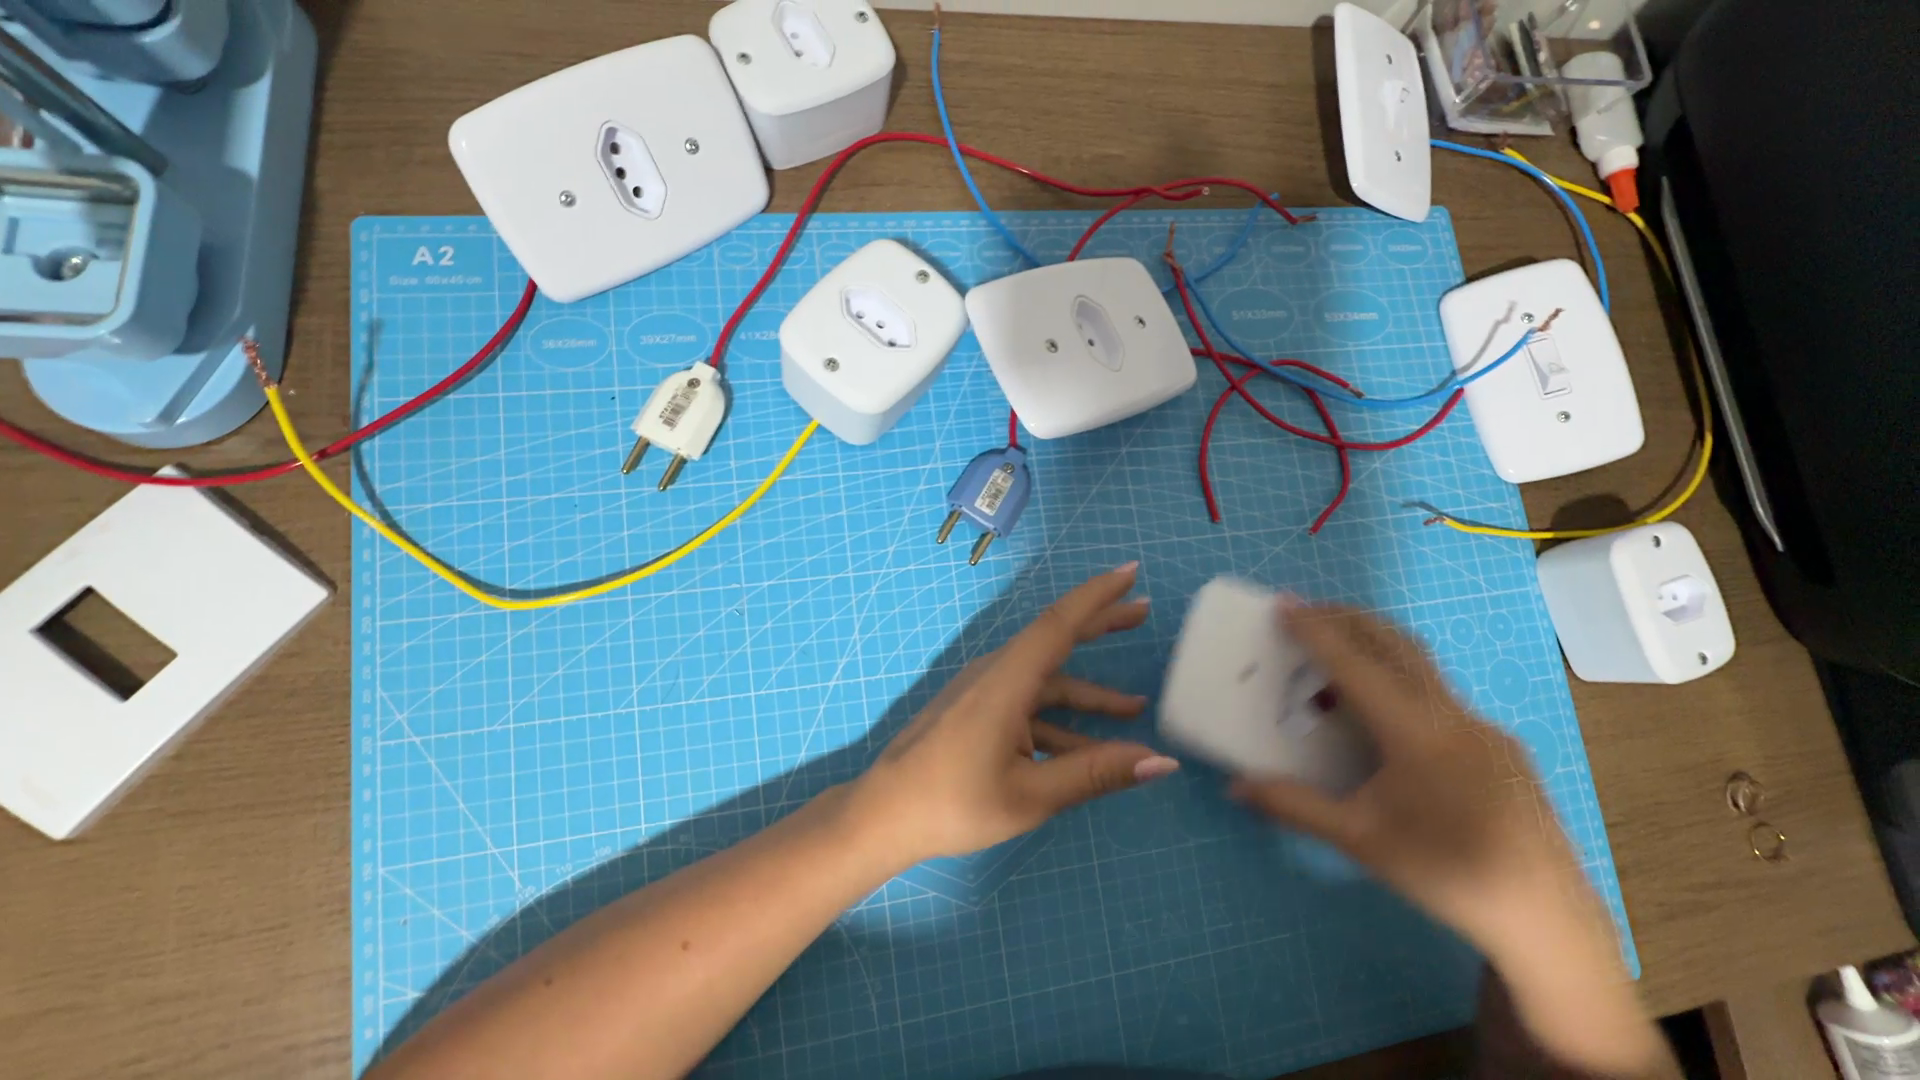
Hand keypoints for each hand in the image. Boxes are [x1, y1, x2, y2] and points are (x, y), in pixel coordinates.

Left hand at [849, 563, 1179, 863]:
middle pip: (1054, 640)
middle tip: (1143, 610)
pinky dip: (1059, 721)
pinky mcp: (975, 713)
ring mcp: (981, 694)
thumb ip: (1097, 773)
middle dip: (1100, 624)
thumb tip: (1162, 760)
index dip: (1098, 596)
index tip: (1131, 572)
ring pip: (1044, 682)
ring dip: (1087, 693)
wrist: (883, 817)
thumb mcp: (1033, 795)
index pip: (1059, 624)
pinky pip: (1026, 706)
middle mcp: (994, 675)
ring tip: (1134, 707)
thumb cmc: (954, 804)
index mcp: (1006, 682)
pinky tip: (1086, 747)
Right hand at [1230, 601, 1587, 955]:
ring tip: (1340, 658)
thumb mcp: (1359, 839)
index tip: (1285, 602)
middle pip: (1398, 645)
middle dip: (1351, 620)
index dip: (1317, 631)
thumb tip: (1234, 786)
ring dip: (1379, 649)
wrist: (1547, 918)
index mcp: (1416, 731)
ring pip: (1424, 669)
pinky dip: (1404, 684)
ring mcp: (1485, 729)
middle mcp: (1454, 715)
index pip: (1356, 664)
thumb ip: (1294, 805)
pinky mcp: (1503, 748)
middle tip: (1309, 611)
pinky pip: (1442, 699)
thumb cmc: (1444, 873)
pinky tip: (1388, 720)